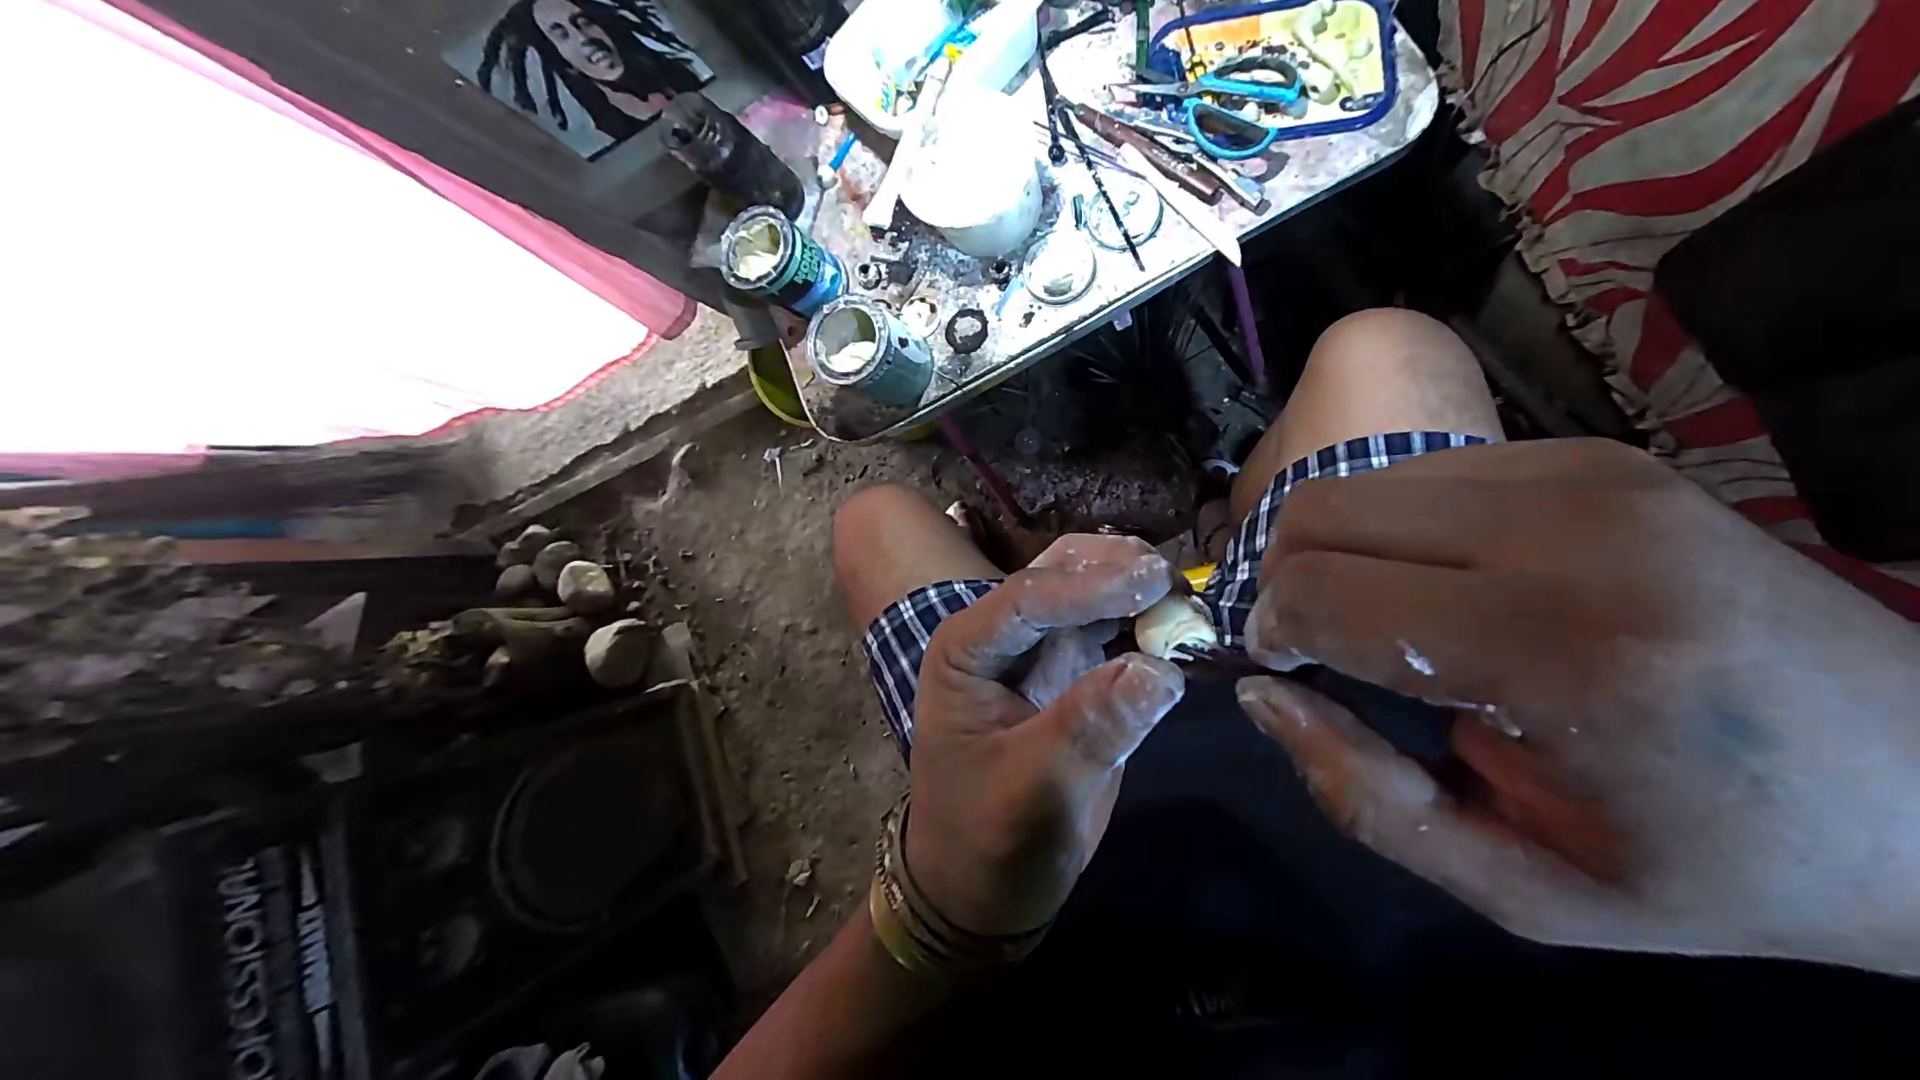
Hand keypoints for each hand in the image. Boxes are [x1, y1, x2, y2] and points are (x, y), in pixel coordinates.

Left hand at [907, 534, 1186, 935]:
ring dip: (1139, 592)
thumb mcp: (1035, 789)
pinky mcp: (1073, 672)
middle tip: (1180, 587)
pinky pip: (1114, 632)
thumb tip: (1161, 670)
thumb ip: (1092, 726)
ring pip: (1091, 593)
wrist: (982, 886)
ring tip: (1191, 606)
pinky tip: (1184, 632)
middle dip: (1118, 572)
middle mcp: (1001, 636)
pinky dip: (1148, 626)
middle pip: (1060, 575)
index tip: (1155, 582)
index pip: (1029, 597)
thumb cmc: (988, 840)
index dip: (1092, 585)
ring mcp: (1039, 650)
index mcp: (967, 650)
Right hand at [1236, 439, 1919, 973]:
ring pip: (1354, 485)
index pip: (1316, 593)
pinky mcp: (1590, 453)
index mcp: (1555, 649)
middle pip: (1316, 515)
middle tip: (1319, 642)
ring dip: (1331, 551)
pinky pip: (1416, 474)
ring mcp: (1584, 473)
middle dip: (1283, 582)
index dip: (1269, 632)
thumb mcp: (1522, 888)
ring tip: (1378, 613)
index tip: (1285, 670)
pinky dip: (1389, 528)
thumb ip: (1361, 796)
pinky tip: (1439, 580)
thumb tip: (1261, 692)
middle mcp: (1566, 531)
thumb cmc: (1718, 863)